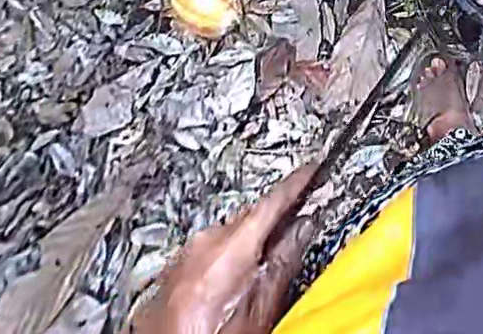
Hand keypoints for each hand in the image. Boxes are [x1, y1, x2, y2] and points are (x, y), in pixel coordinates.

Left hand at [132, 166, 317, 333]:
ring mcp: (181, 259)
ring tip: (263, 265)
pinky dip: (226, 256)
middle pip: (250, 216)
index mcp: (227, 253)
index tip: (313, 168)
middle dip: (273, 219)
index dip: (297, 182)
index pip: (271, 202)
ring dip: (249, 240)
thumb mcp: (259, 314)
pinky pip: (208, 251)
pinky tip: (233, 280)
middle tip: (299, 222)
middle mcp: (201, 246)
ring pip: (229, 233)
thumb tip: (304, 226)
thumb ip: (283, 263)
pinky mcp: (170, 274)